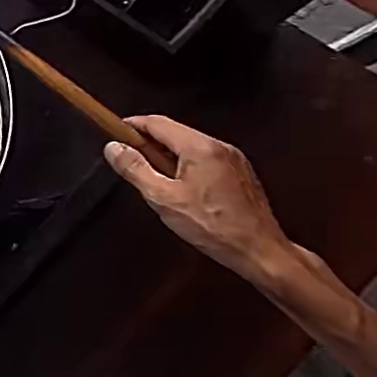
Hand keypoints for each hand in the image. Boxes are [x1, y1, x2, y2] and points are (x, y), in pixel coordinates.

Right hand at [104, 115, 296, 281]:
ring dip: (167, 155)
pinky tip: (181, 189)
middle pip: (173, 132)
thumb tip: (114, 148)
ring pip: (189, 146)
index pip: (156, 122)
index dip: (131, 125)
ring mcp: (233, 160)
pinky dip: (186, 165)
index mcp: (199, 147)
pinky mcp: (240, 174)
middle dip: (148, 143)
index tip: (114, 131)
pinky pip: (205, 158)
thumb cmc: (214, 228)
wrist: (262, 254)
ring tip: (155, 180)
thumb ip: (134, 169)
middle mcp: (219, 147)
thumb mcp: (162, 198)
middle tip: (131, 160)